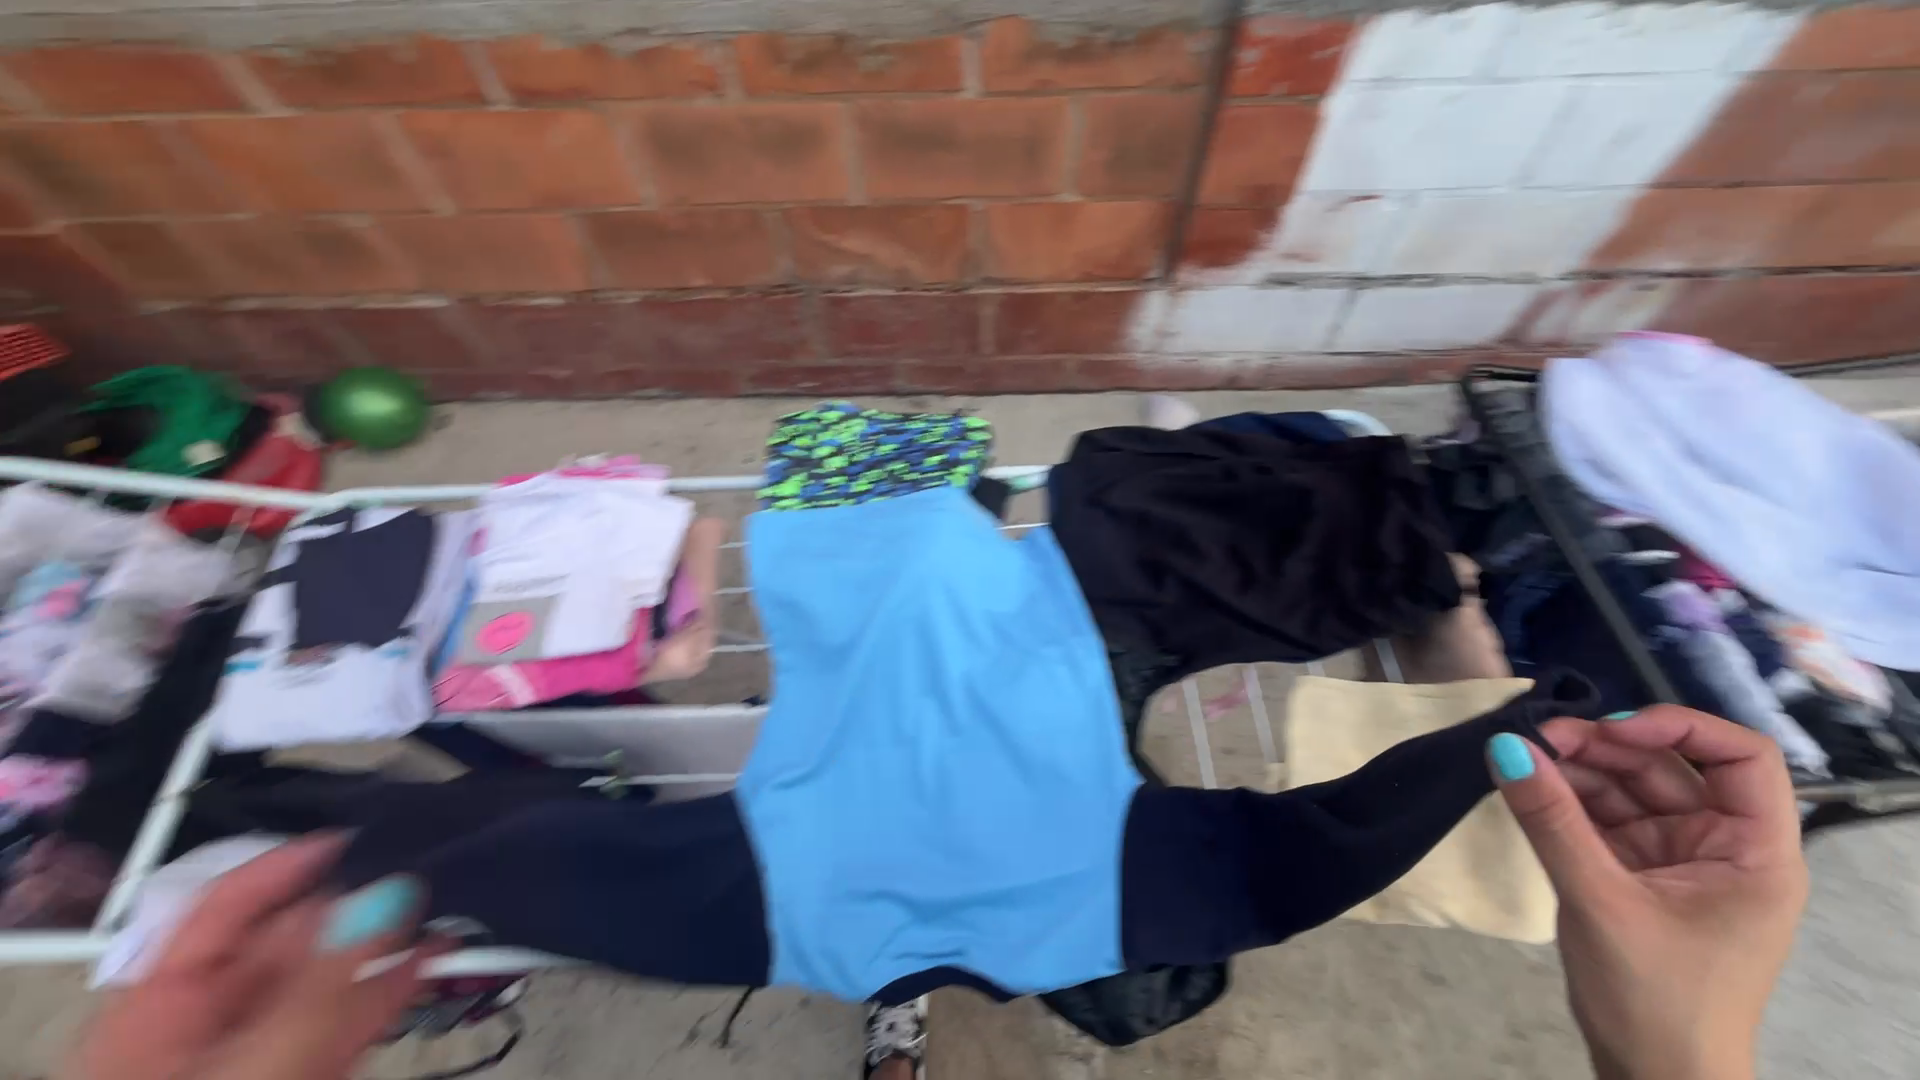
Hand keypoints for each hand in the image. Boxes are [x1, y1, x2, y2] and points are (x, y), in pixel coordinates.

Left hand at [65, 834, 449, 1079]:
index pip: (220, 913)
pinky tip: (442, 953)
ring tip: (453, 906)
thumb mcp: (250, 1078)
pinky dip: (402, 978)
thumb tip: (382, 897)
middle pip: (292, 937)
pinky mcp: (312, 1067)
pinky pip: (360, 1008)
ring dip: (395, 937)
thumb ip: (316, 992)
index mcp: (162, 1016)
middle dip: (363, 902)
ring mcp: (268, 1046)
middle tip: (432, 875)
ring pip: (336, 970)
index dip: (286, 867)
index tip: (363, 836)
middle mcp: (216, 1021)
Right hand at [1485, 707, 1807, 1079]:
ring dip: (1573, 769)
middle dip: (1601, 747)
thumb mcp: (1598, 899)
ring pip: (1625, 788)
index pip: (1742, 759)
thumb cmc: (1654, 993)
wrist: (1652, 1074)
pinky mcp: (1633, 871)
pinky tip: (1526, 788)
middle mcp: (1720, 845)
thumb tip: (1504, 745)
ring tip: (1518, 760)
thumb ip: (1549, 819)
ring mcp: (1674, 857)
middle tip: (1533, 738)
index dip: (1680, 728)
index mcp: (1754, 853)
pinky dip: (1563, 799)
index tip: (1610, 729)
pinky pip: (1599, 817)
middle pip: (1666, 767)